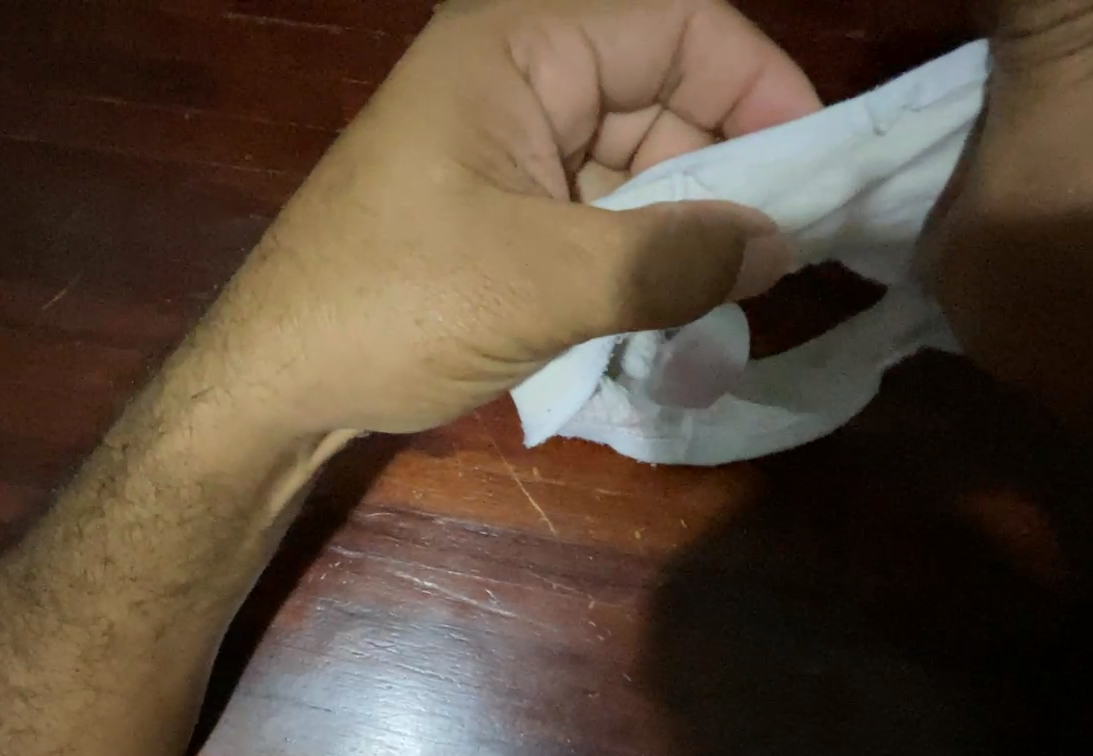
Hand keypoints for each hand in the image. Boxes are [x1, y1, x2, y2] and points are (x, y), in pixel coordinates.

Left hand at [185, 0, 820, 435]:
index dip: (757, 87)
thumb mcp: (542, 281)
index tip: (813, 170)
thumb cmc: (393, 308)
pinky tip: (663, 313)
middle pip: (655, 104)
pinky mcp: (490, 226)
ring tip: (724, 299)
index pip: (676, 27)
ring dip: (674, 236)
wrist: (279, 382)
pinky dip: (628, 267)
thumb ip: (668, 260)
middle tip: (774, 258)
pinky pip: (586, 229)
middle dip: (718, 177)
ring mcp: (497, 162)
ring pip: (624, 178)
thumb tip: (779, 245)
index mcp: (515, 48)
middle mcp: (510, 88)